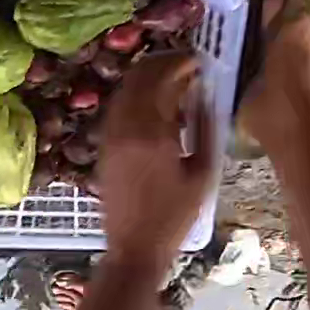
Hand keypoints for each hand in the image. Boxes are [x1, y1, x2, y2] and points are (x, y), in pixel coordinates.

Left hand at [97, 52, 215, 273]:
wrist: (134, 247)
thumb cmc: (175, 216)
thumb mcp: (202, 173)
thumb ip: (205, 127)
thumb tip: (206, 94)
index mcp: (152, 132)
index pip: (162, 77)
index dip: (181, 62)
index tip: (200, 62)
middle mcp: (124, 126)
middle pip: (139, 75)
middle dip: (163, 63)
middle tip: (187, 66)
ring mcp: (109, 134)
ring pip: (125, 88)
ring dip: (149, 78)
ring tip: (175, 84)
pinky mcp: (103, 145)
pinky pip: (118, 106)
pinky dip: (137, 96)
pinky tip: (157, 108)